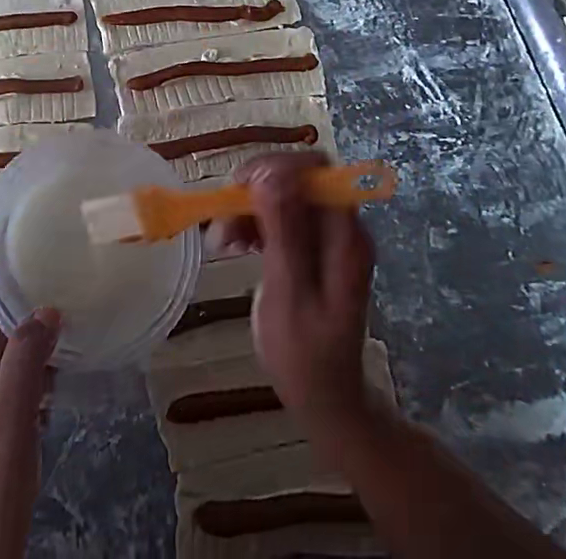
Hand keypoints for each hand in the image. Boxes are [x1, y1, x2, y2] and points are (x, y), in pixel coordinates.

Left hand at [0, 248, 58, 558]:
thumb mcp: (9, 414)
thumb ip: (25, 359)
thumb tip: (49, 306)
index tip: (8, 214)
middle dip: (11, 261)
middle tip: (49, 229)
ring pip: (11, 317)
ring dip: (30, 289)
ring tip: (64, 260)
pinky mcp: (14, 392)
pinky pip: (29, 343)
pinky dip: (47, 323)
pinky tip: (73, 315)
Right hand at [240, 153, 376, 424]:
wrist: (324, 397)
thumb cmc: (305, 355)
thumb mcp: (289, 293)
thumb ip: (284, 230)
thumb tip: (271, 172)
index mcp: (344, 234)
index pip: (314, 170)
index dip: (275, 168)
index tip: (237, 190)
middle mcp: (340, 227)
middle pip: (297, 179)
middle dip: (255, 190)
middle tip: (222, 219)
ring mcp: (326, 237)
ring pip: (284, 196)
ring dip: (249, 208)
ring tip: (221, 240)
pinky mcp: (311, 247)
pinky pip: (281, 217)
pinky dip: (254, 223)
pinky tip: (233, 243)